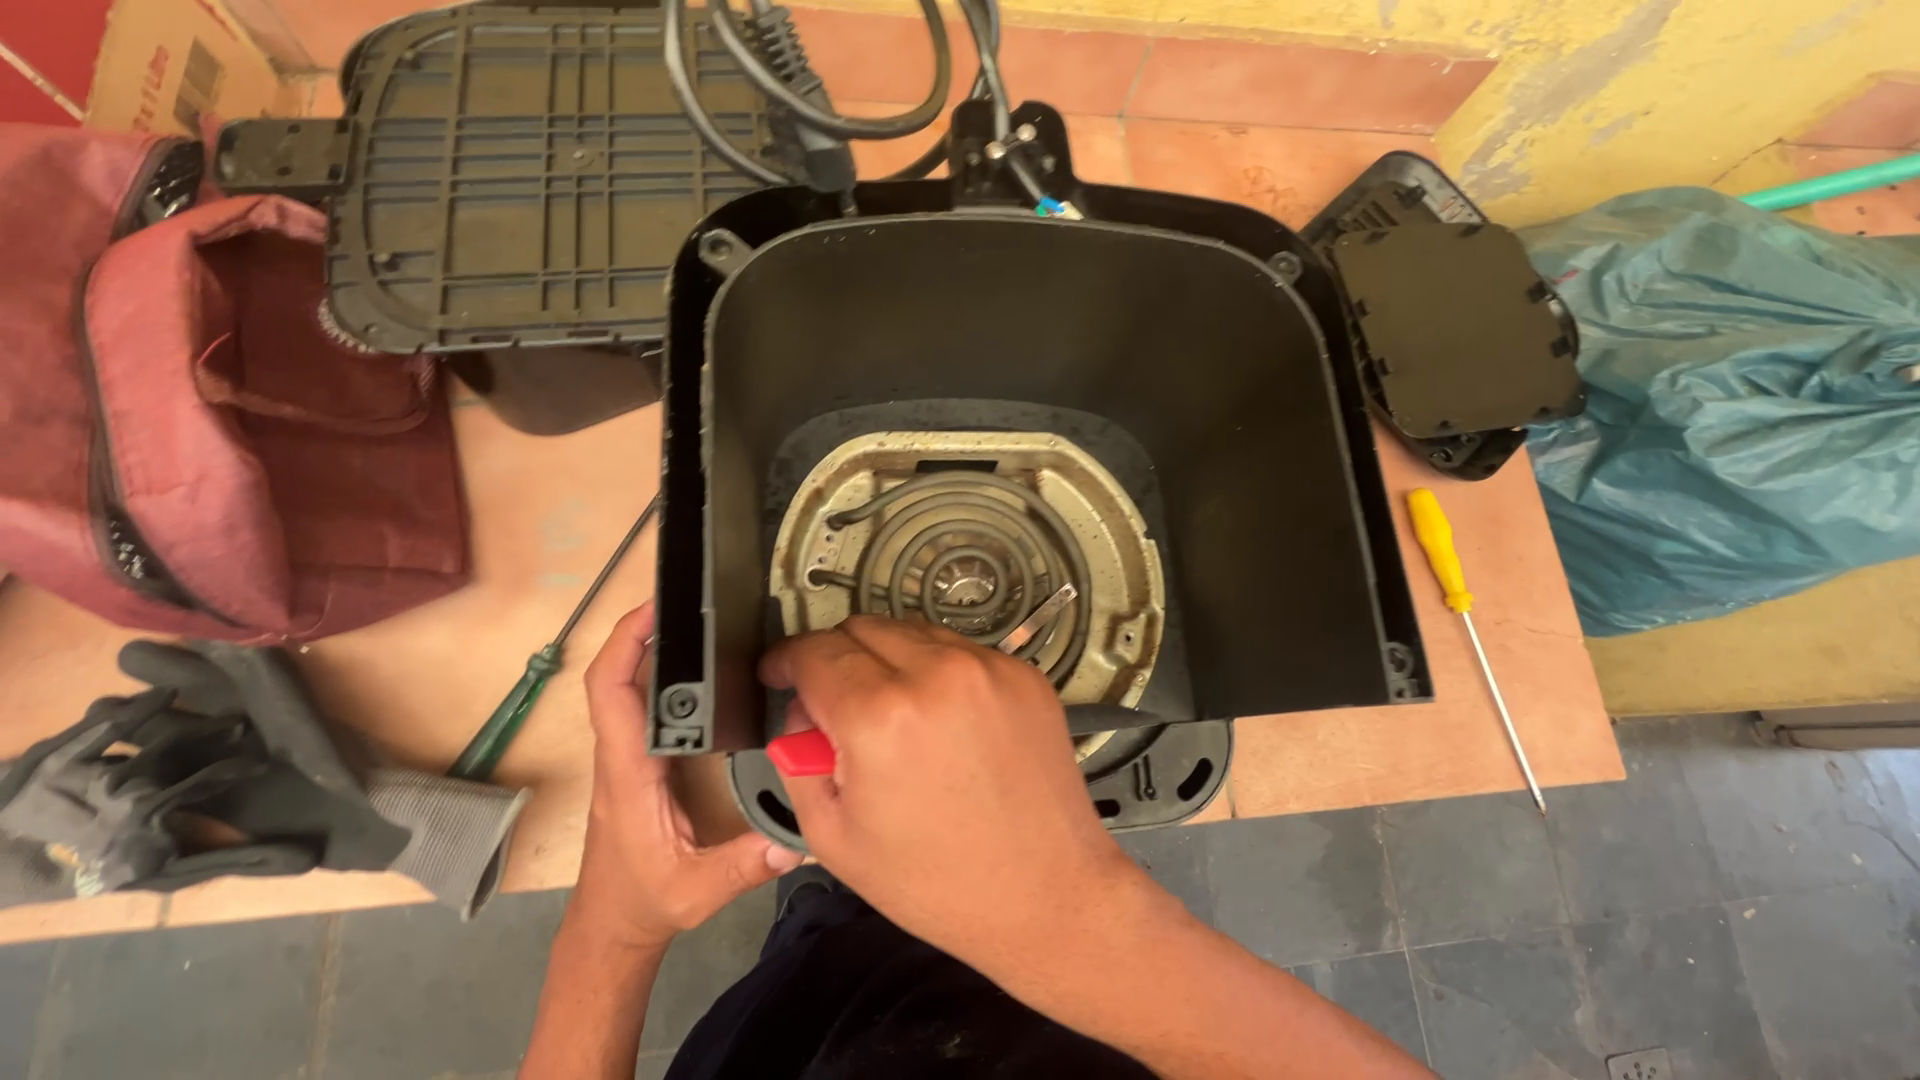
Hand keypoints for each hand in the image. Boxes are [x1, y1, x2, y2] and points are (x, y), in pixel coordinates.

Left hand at [571, 603, 803, 948]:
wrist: (612, 924)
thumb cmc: (643, 905)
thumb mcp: (696, 892)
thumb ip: (745, 865)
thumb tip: (798, 840)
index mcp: (628, 774)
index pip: (611, 693)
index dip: (626, 644)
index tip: (656, 609)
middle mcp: (622, 756)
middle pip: (615, 676)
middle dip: (642, 629)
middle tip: (687, 599)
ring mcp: (627, 757)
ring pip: (625, 687)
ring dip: (649, 647)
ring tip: (697, 620)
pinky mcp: (638, 762)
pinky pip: (641, 705)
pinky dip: (660, 673)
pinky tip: (700, 666)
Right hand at [758, 616, 1141, 965]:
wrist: (1048, 894)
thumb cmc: (943, 882)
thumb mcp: (835, 837)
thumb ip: (800, 762)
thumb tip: (801, 719)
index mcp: (881, 717)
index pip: (814, 652)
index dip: (785, 662)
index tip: (780, 674)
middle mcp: (937, 675)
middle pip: (859, 628)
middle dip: (834, 659)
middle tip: (834, 708)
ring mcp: (988, 669)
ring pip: (910, 631)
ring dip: (885, 660)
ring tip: (892, 718)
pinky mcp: (1023, 675)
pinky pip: (958, 650)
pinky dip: (935, 671)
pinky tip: (939, 720)